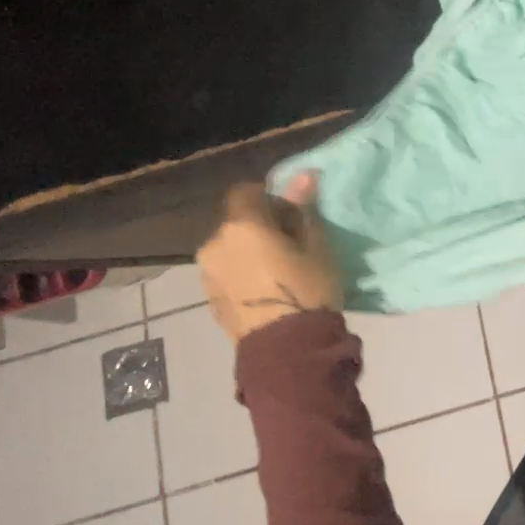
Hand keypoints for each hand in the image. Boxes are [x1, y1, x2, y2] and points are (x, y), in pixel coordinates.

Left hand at [197, 171, 342, 342]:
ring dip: (250, 250)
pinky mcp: (210, 297)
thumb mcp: (316, 246)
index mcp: (241, 226)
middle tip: (293, 241)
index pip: (246, 191)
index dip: (269, 195)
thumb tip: (303, 176)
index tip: (293, 211)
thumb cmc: (307, 289)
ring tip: (280, 268)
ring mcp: (207, 273)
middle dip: (261, 225)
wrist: (285, 349)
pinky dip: (243, 271)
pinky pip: (227, 271)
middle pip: (237, 221)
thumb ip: (303, 209)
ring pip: (230, 248)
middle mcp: (215, 244)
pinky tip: (267, 288)